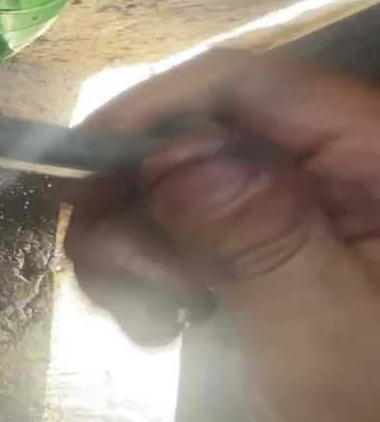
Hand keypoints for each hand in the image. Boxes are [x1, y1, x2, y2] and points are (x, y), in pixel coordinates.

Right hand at [64, 51, 379, 421]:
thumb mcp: (324, 334)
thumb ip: (257, 238)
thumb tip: (175, 157)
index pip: (252, 88)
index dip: (148, 115)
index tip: (73, 179)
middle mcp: (349, 174)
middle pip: (193, 143)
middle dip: (127, 209)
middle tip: (121, 284)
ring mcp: (310, 213)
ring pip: (169, 193)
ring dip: (128, 252)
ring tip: (148, 319)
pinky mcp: (278, 247)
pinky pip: (179, 233)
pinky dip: (144, 273)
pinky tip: (160, 320)